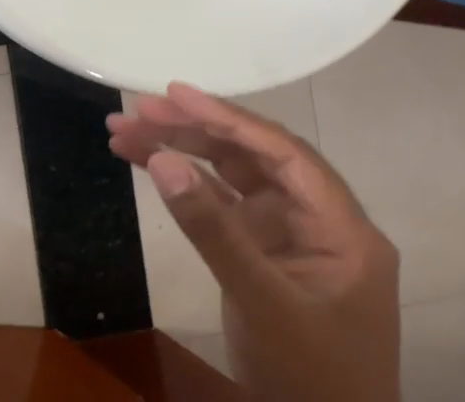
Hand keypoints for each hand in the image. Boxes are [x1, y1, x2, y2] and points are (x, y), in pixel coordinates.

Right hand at [108, 84, 399, 401]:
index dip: (230, 119)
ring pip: (231, 175)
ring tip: (120, 133)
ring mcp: (288, 238)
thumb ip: (212, 229)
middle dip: (193, 130)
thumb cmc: (309, 371)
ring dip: (179, 150)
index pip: (285, 156)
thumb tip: (162, 160)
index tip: (173, 93)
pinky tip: (141, 164)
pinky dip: (181, 181)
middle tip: (134, 111)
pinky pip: (218, 203)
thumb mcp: (260, 299)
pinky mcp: (259, 253)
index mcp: (343, 231)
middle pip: (254, 158)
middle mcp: (319, 224)